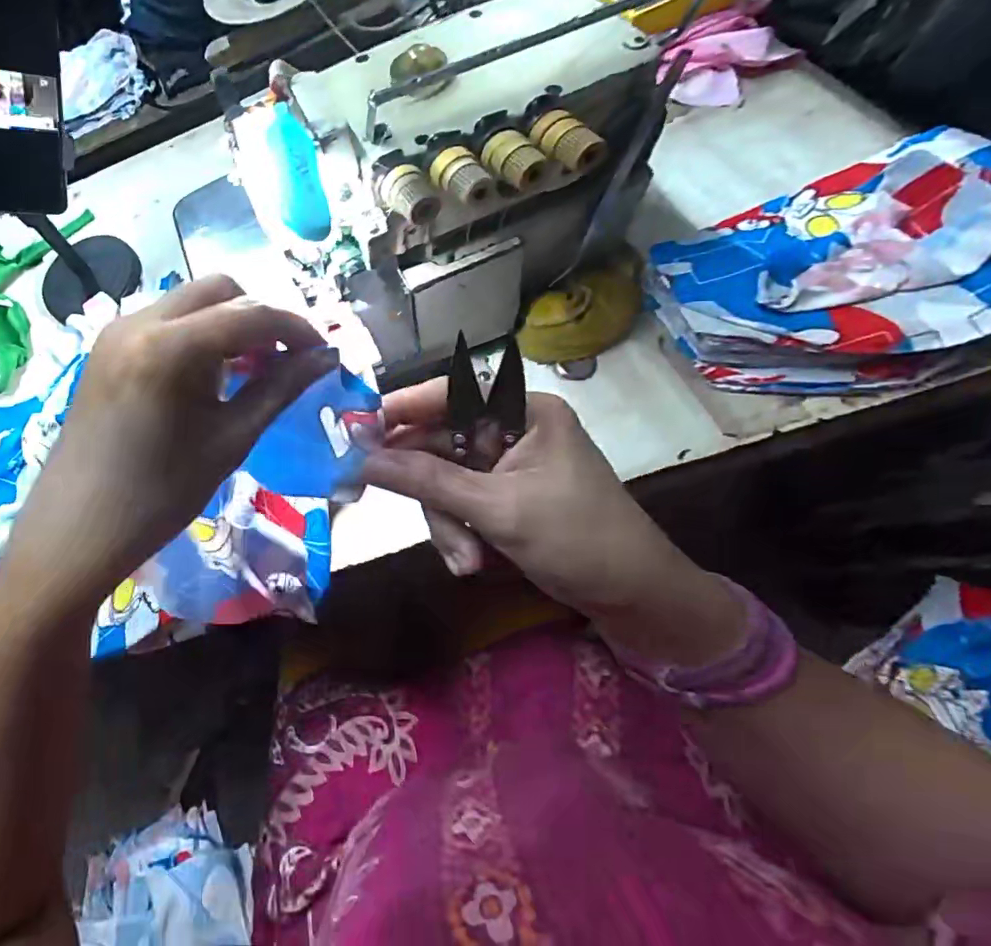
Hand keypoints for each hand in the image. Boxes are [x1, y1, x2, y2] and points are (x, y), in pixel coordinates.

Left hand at [0, 276, 336, 614]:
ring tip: (249, 371)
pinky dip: (196, 336)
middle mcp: (137, 321)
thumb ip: (279, 390)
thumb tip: (325, 359)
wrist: (77, 531)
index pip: (249, 315)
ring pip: (189, 303)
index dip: (295, 330)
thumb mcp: (229, 440)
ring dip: (227, 325)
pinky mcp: (105, 348)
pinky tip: (208, 376)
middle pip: (218, 291)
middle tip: (283, 362)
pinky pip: (164, 323)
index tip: (323, 354)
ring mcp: (116, 331)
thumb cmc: (159, 497)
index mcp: (168, 347)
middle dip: (259, 319)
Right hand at [362, 380, 702, 613]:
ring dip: (446, 523)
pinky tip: (472, 561)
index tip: (356, 432)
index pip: (446, 393)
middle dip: (431, 494)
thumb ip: (426, 481)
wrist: (634, 597)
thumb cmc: (579, 539)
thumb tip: (361, 459)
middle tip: (422, 524)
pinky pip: (456, 502)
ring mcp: (503, 463)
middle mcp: (508, 428)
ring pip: (441, 480)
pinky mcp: (500, 493)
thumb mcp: (498, 509)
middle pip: (437, 445)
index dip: (399, 409)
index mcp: (521, 411)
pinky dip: (458, 532)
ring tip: (466, 561)